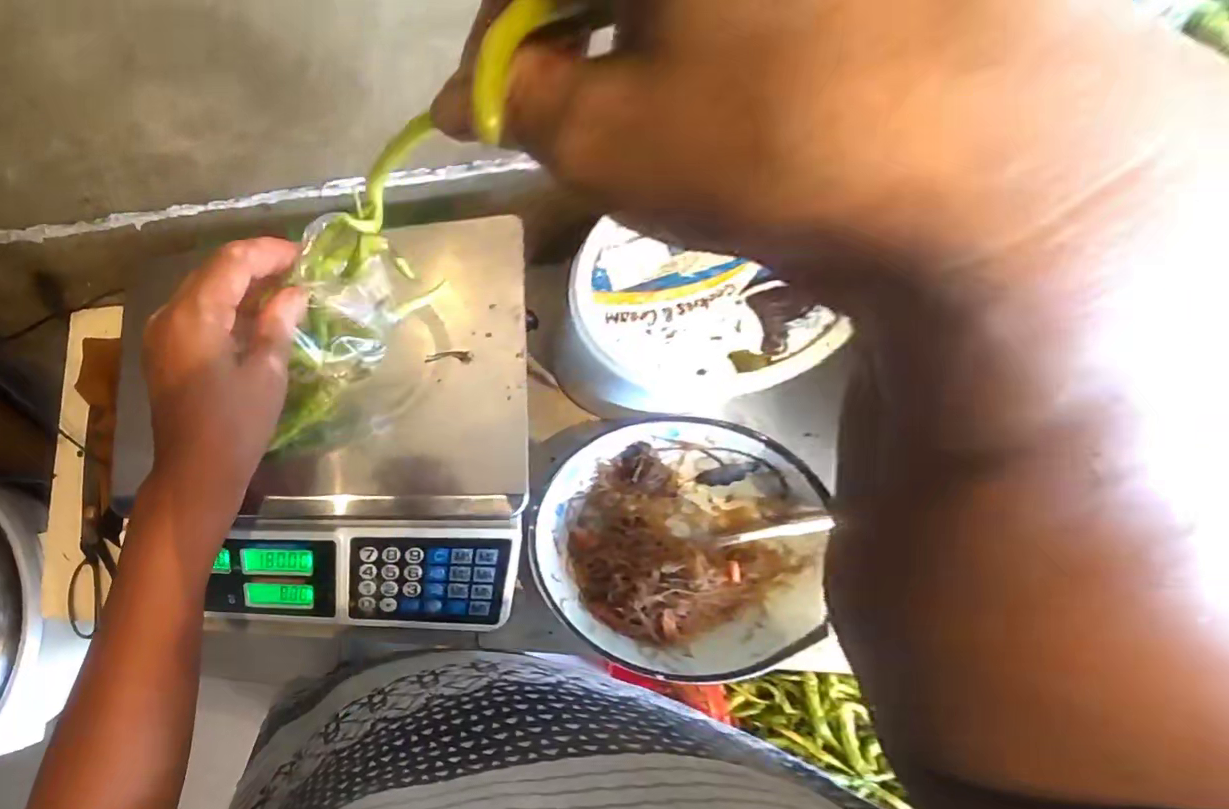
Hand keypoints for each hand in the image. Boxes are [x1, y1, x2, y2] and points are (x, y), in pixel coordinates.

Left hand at [140, 238, 305, 518]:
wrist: (194, 475)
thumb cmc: (235, 428)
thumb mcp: (266, 373)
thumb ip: (278, 324)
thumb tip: (294, 294)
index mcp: (194, 314)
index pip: (232, 261)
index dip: (269, 252)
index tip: (303, 257)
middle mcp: (169, 315)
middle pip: (213, 271)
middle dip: (254, 267)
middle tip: (294, 274)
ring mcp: (160, 335)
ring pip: (202, 293)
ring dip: (239, 289)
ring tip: (279, 294)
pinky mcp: (162, 354)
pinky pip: (193, 317)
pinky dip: (222, 312)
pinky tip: (251, 321)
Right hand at [433, 0, 1228, 297]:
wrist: (977, 163)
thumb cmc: (755, 142)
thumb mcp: (599, 136)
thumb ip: (515, 101)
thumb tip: (460, 96)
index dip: (491, 40)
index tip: (478, 106)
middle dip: (552, 35)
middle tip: (541, 113)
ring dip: (615, 33)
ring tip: (613, 109)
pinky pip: (722, 2)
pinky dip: (680, 28)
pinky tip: (684, 82)